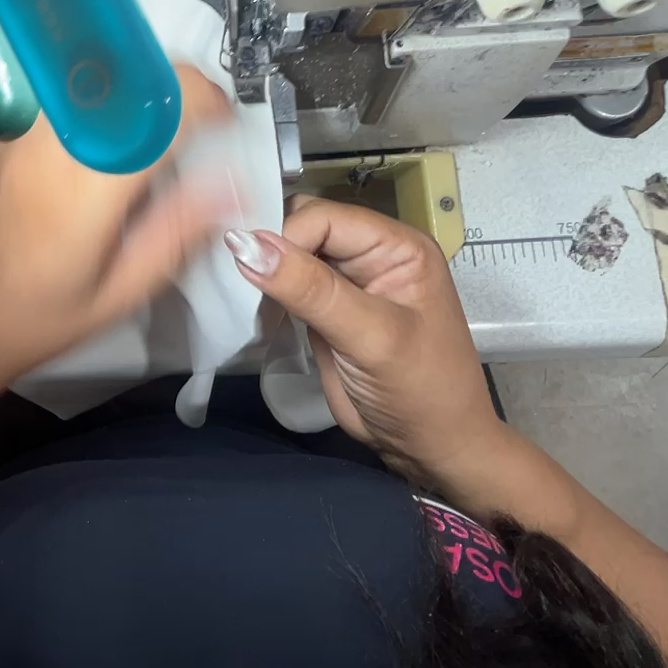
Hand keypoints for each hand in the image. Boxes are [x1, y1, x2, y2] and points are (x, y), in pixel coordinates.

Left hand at [0, 64, 232, 383]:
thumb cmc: (31, 320)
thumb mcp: (118, 293)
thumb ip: (179, 232)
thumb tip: (234, 185)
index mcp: (87, 182)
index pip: (161, 100)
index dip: (207, 98)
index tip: (226, 122)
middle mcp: (51, 139)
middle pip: (128, 70)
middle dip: (176, 87)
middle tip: (197, 129)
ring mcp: (21, 129)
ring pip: (97, 73)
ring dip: (139, 90)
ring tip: (155, 142)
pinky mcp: (4, 132)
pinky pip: (68, 92)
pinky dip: (104, 101)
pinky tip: (108, 150)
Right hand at [225, 196, 502, 475]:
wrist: (430, 450)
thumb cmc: (420, 391)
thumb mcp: (371, 337)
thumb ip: (311, 289)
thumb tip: (244, 244)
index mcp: (396, 246)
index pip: (323, 217)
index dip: (284, 237)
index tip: (250, 270)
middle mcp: (370, 254)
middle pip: (303, 226)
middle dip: (270, 247)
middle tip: (237, 277)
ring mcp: (346, 282)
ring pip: (289, 253)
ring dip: (264, 269)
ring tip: (239, 292)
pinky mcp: (324, 309)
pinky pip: (286, 283)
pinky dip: (266, 291)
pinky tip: (251, 305)